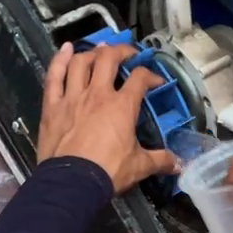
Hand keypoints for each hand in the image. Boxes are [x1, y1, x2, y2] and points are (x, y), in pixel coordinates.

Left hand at [36, 43, 178, 192]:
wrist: (72, 182)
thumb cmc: (108, 171)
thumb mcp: (139, 166)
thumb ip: (160, 161)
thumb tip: (180, 165)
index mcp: (122, 106)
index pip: (140, 79)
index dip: (150, 75)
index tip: (155, 81)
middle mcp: (98, 94)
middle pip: (109, 59)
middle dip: (120, 51)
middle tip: (127, 54)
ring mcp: (72, 97)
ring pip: (81, 63)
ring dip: (91, 53)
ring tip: (99, 51)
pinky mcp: (52, 105)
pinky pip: (54, 76)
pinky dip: (59, 60)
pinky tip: (65, 49)